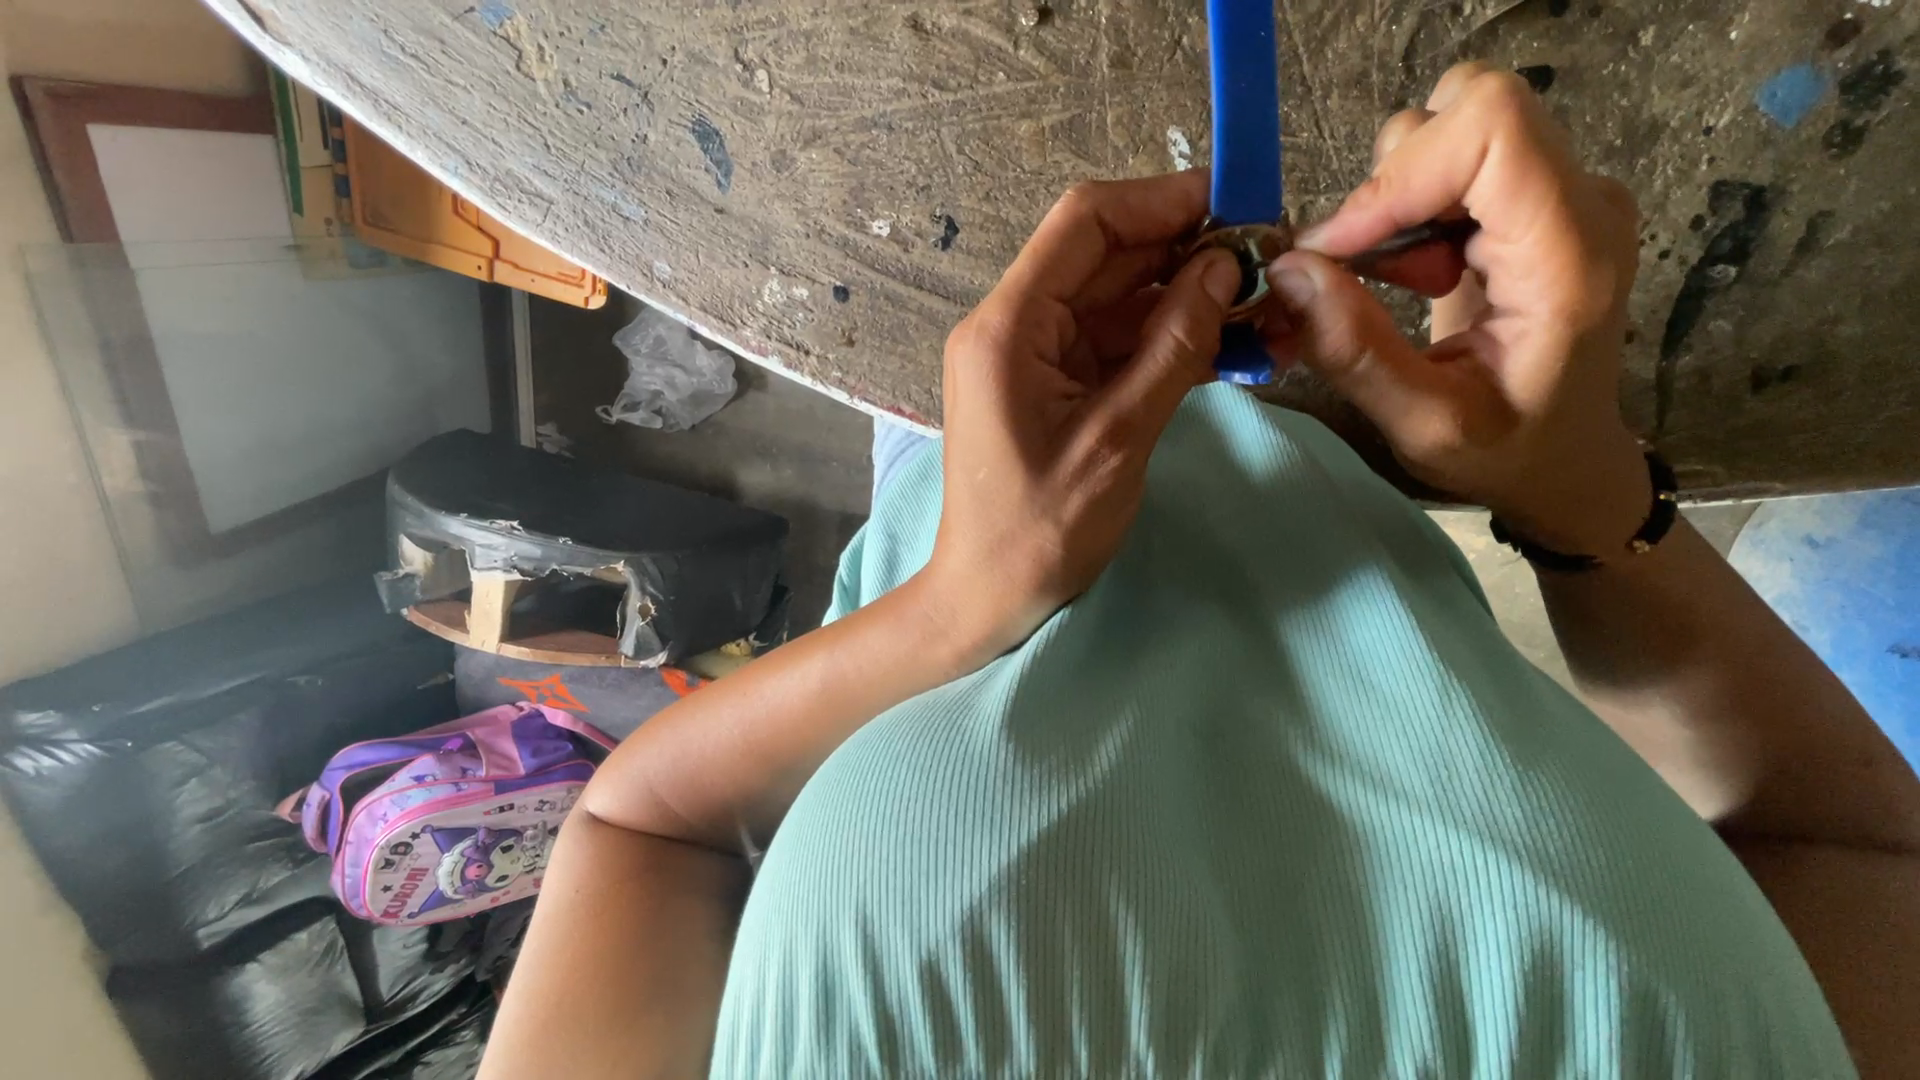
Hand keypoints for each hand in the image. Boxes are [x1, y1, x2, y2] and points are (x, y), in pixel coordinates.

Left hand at [920, 173, 1241, 657]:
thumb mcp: (1118, 440)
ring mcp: (1031, 356)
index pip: (1084, 223)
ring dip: (1182, 298)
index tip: (1237, 200)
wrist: (989, 594)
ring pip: (1114, 299)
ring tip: (1259, 303)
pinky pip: (1112, 342)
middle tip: (1265, 256)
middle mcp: (1012, 326)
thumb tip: (1222, 269)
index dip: (1161, 200)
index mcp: (1009, 328)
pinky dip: (1163, 340)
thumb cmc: (1040, 531)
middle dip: (1183, 249)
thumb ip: (1172, 348)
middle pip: (1102, 257)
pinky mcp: (1050, 384)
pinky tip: (1224, 342)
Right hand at [1262, 62, 1648, 555]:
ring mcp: (1554, 194)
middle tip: (1360, 270)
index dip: (1394, 177)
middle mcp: (1575, 200)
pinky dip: (1398, 213)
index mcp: (1568, 254)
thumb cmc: (1504, 452)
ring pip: (1448, 129)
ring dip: (1391, 203)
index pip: (1489, 130)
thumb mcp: (1423, 424)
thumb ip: (1355, 351)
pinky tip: (1402, 275)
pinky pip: (1445, 164)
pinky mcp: (1525, 203)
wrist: (1560, 458)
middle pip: (1466, 112)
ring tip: (1390, 280)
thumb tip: (1285, 272)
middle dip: (1385, 189)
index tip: (1331, 251)